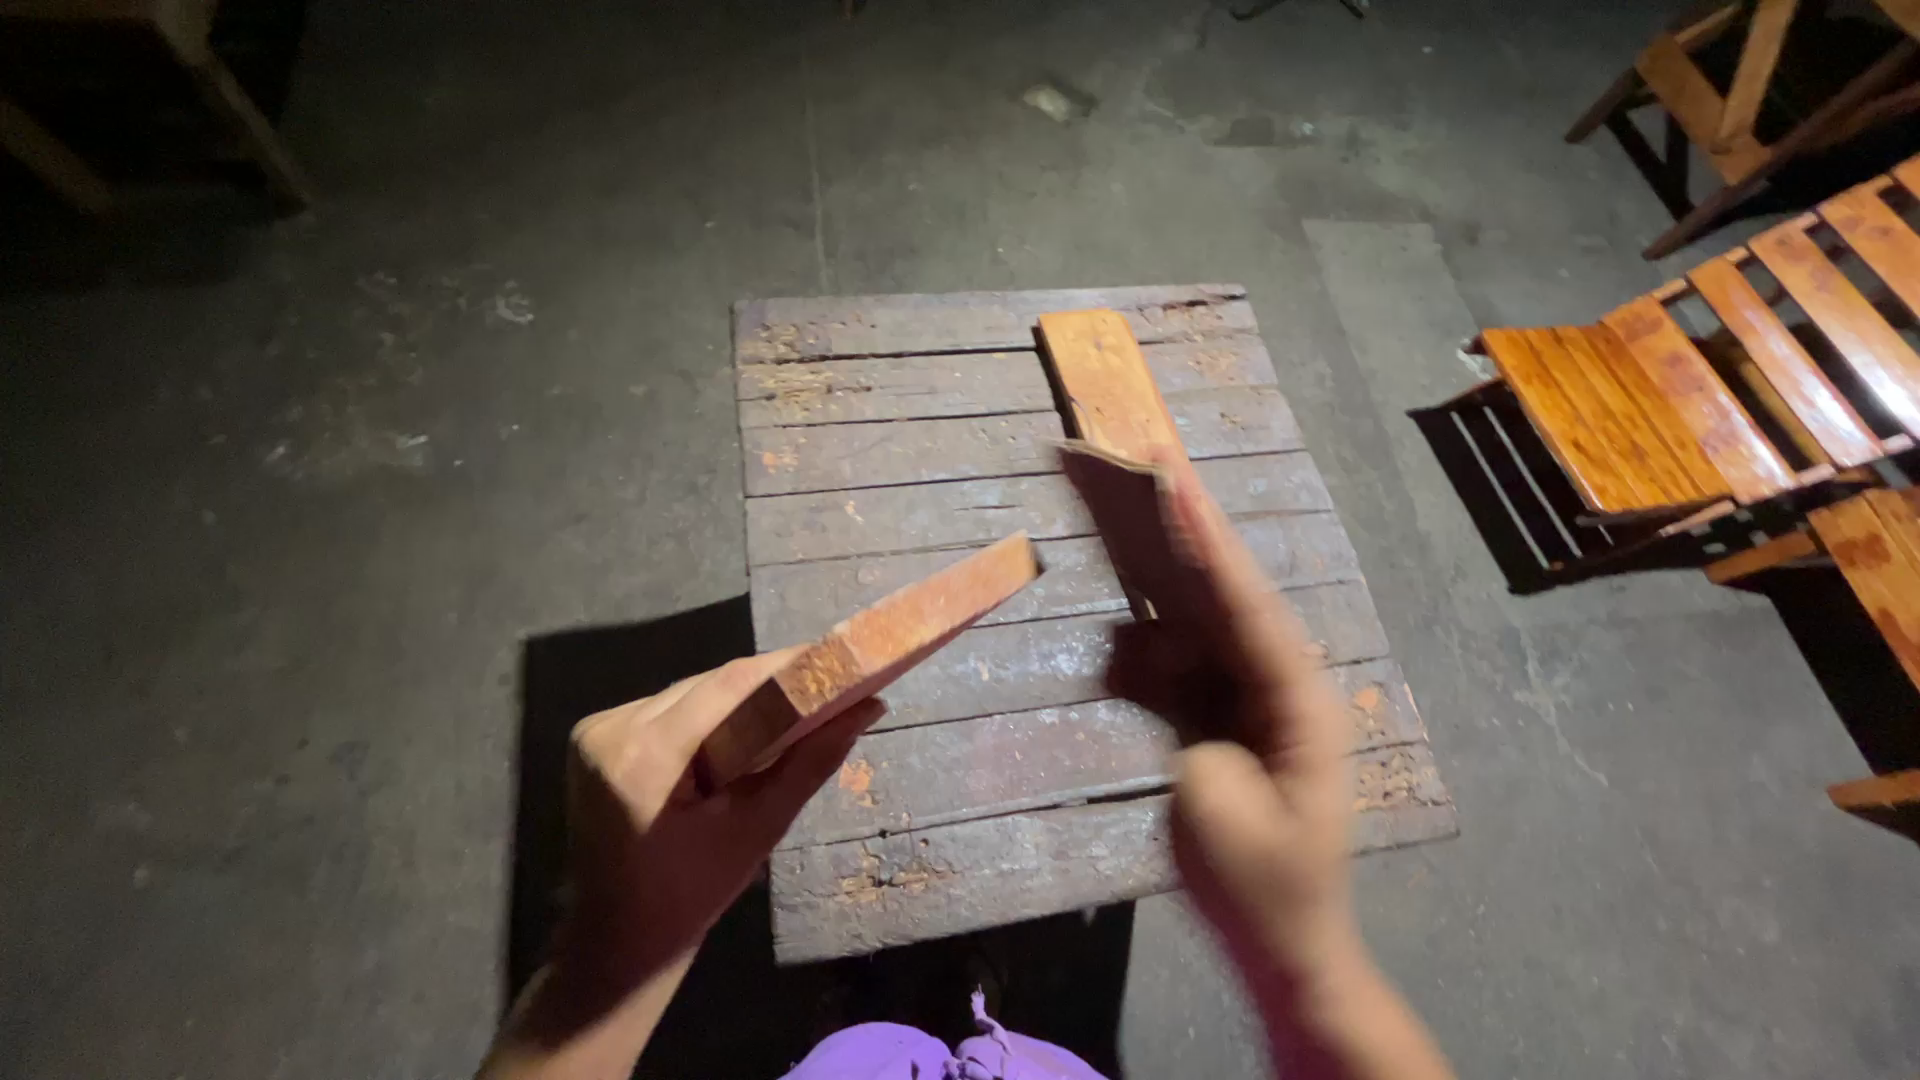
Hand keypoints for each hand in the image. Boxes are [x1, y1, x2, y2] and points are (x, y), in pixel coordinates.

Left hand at [483, 650, 881, 1078]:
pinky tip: (744, 723)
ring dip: (740, 696)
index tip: (835, 659)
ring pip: (689, 692)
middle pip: (708, 685)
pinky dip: (710, 711)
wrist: (615, 942)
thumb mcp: (759, 828)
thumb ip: (811, 762)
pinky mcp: (595, 735)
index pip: (727, 686)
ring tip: (794, 699)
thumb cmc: (691, 896)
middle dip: (768, 681)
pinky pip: (668, 707)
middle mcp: (610, 729)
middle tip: (824, 681)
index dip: (785, 665)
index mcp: (643, 756)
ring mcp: (596, 730)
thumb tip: (868, 708)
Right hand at [1105, 451, 1359, 993]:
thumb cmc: (1261, 885)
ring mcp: (1241, 697)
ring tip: (1123, 520)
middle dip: (1187, 529)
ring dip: (1159, 573)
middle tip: (1153, 462)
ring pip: (1195, 620)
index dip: (1206, 541)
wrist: (1282, 942)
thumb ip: (1183, 719)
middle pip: (1224, 594)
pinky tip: (1117, 627)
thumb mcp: (1218, 810)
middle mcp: (1273, 681)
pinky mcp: (1212, 717)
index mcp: (1296, 697)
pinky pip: (1172, 664)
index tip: (1173, 481)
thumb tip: (1145, 662)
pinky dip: (1141, 641)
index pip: (1246, 604)